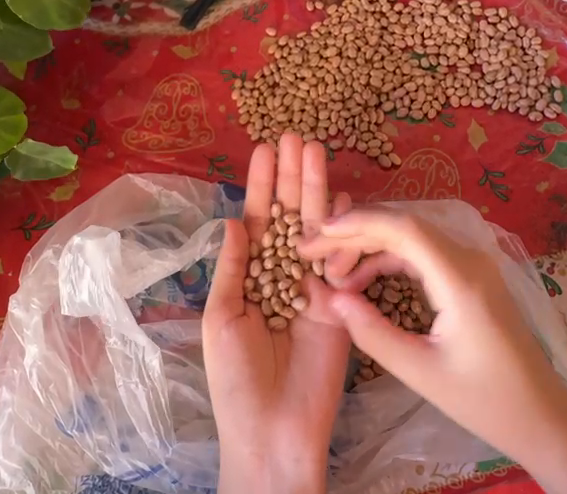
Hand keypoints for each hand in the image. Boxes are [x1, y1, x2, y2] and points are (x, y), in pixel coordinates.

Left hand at [204, 134, 350, 493]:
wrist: (274, 432)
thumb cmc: (236, 378)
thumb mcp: (221, 319)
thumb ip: (232, 268)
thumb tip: (234, 220)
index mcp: (251, 277)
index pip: (257, 221)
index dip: (261, 185)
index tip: (264, 148)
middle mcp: (283, 274)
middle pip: (289, 215)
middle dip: (292, 176)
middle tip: (296, 135)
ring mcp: (314, 286)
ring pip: (316, 229)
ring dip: (316, 189)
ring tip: (316, 150)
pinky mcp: (340, 303)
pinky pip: (343, 260)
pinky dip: (345, 228)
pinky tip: (345, 196)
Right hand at [299, 209, 566, 493]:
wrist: (543, 417)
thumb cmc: (486, 401)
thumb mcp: (422, 372)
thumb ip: (373, 334)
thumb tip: (330, 300)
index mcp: (460, 278)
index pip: (403, 227)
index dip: (357, 223)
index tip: (317, 234)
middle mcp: (469, 258)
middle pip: (404, 225)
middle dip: (355, 233)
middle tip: (313, 253)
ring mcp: (472, 263)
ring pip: (411, 235)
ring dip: (370, 245)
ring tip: (333, 271)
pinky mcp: (470, 274)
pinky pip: (423, 252)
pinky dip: (390, 258)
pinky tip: (363, 279)